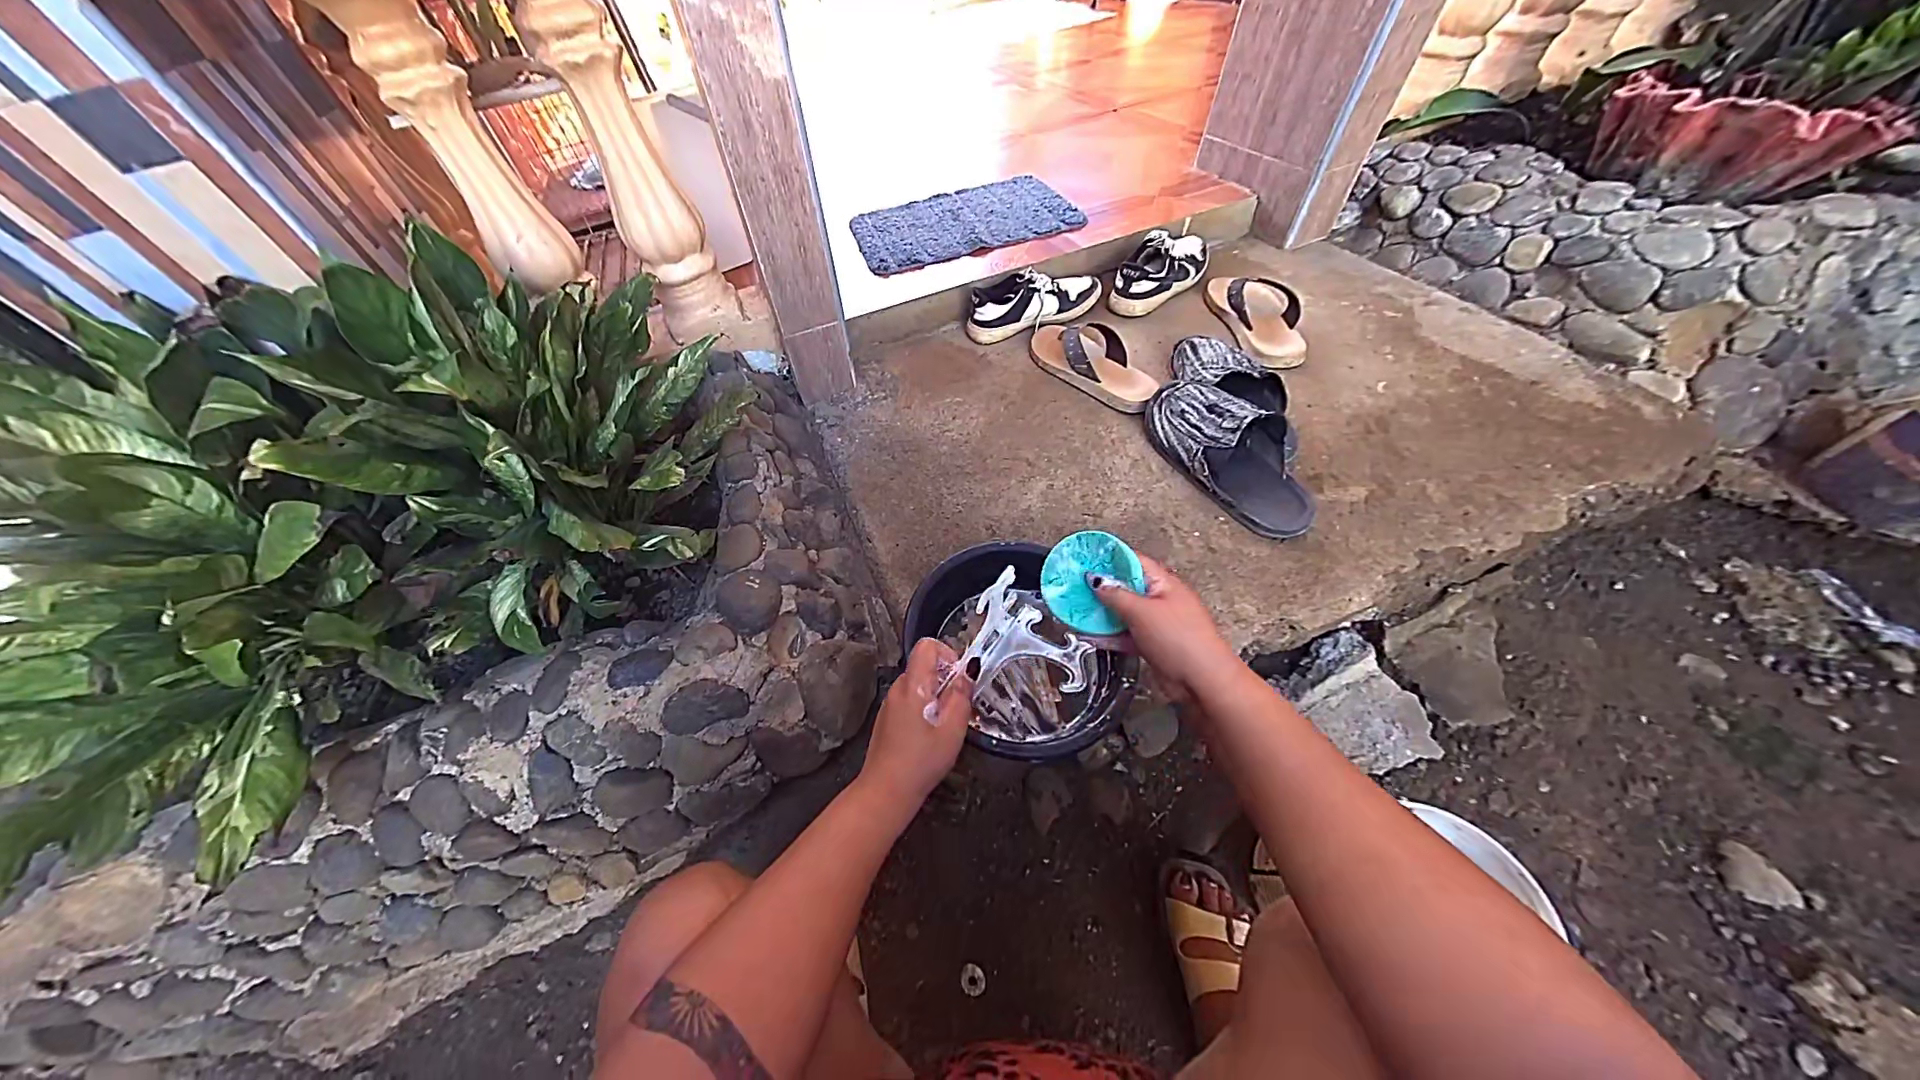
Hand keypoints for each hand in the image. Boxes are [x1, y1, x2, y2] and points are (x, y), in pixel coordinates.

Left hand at [857, 637, 972, 808]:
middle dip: (946, 681)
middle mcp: (898, 690)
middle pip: (924, 666)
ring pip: (918, 685)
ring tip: (946, 726)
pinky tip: (931, 736)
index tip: (960, 678)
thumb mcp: (953, 729)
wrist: (886, 791)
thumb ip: (962, 695)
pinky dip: (924, 710)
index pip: (927, 646)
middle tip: (959, 707)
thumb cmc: (919, 763)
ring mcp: (890, 704)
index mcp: (913, 686)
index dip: (948, 655)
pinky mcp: (888, 719)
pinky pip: (910, 702)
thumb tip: (968, 672)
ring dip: (936, 697)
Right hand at [1091, 554, 1237, 701]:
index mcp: (1163, 583)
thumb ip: (1116, 595)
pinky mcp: (1152, 643)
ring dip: (1102, 612)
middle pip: (1125, 587)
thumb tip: (1097, 580)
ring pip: (1124, 612)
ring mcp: (1157, 623)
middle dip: (1101, 587)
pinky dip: (1109, 634)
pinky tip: (1092, 635)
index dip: (1108, 558)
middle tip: (1076, 585)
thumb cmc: (1182, 640)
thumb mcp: (1142, 611)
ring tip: (1078, 609)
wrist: (1201, 681)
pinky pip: (1126, 634)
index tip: (1086, 558)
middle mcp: (1160, 600)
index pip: (1132, 561)